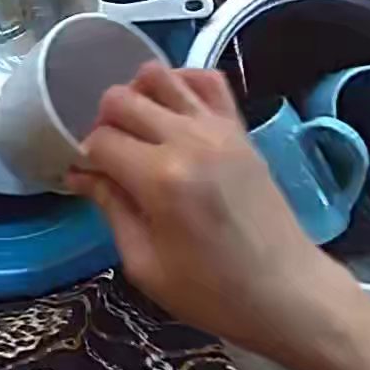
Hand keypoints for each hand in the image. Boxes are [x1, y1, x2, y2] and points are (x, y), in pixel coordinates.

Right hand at [68, 64, 369, 352]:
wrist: (290, 294)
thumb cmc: (212, 291)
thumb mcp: (145, 263)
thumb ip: (109, 207)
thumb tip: (79, 173)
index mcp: (160, 179)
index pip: (100, 140)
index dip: (85, 156)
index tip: (89, 175)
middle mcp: (186, 140)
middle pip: (121, 98)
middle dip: (103, 122)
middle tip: (110, 153)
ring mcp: (216, 128)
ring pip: (158, 76)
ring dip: (136, 95)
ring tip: (138, 126)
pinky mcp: (238, 127)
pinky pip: (206, 79)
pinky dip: (181, 81)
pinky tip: (172, 107)